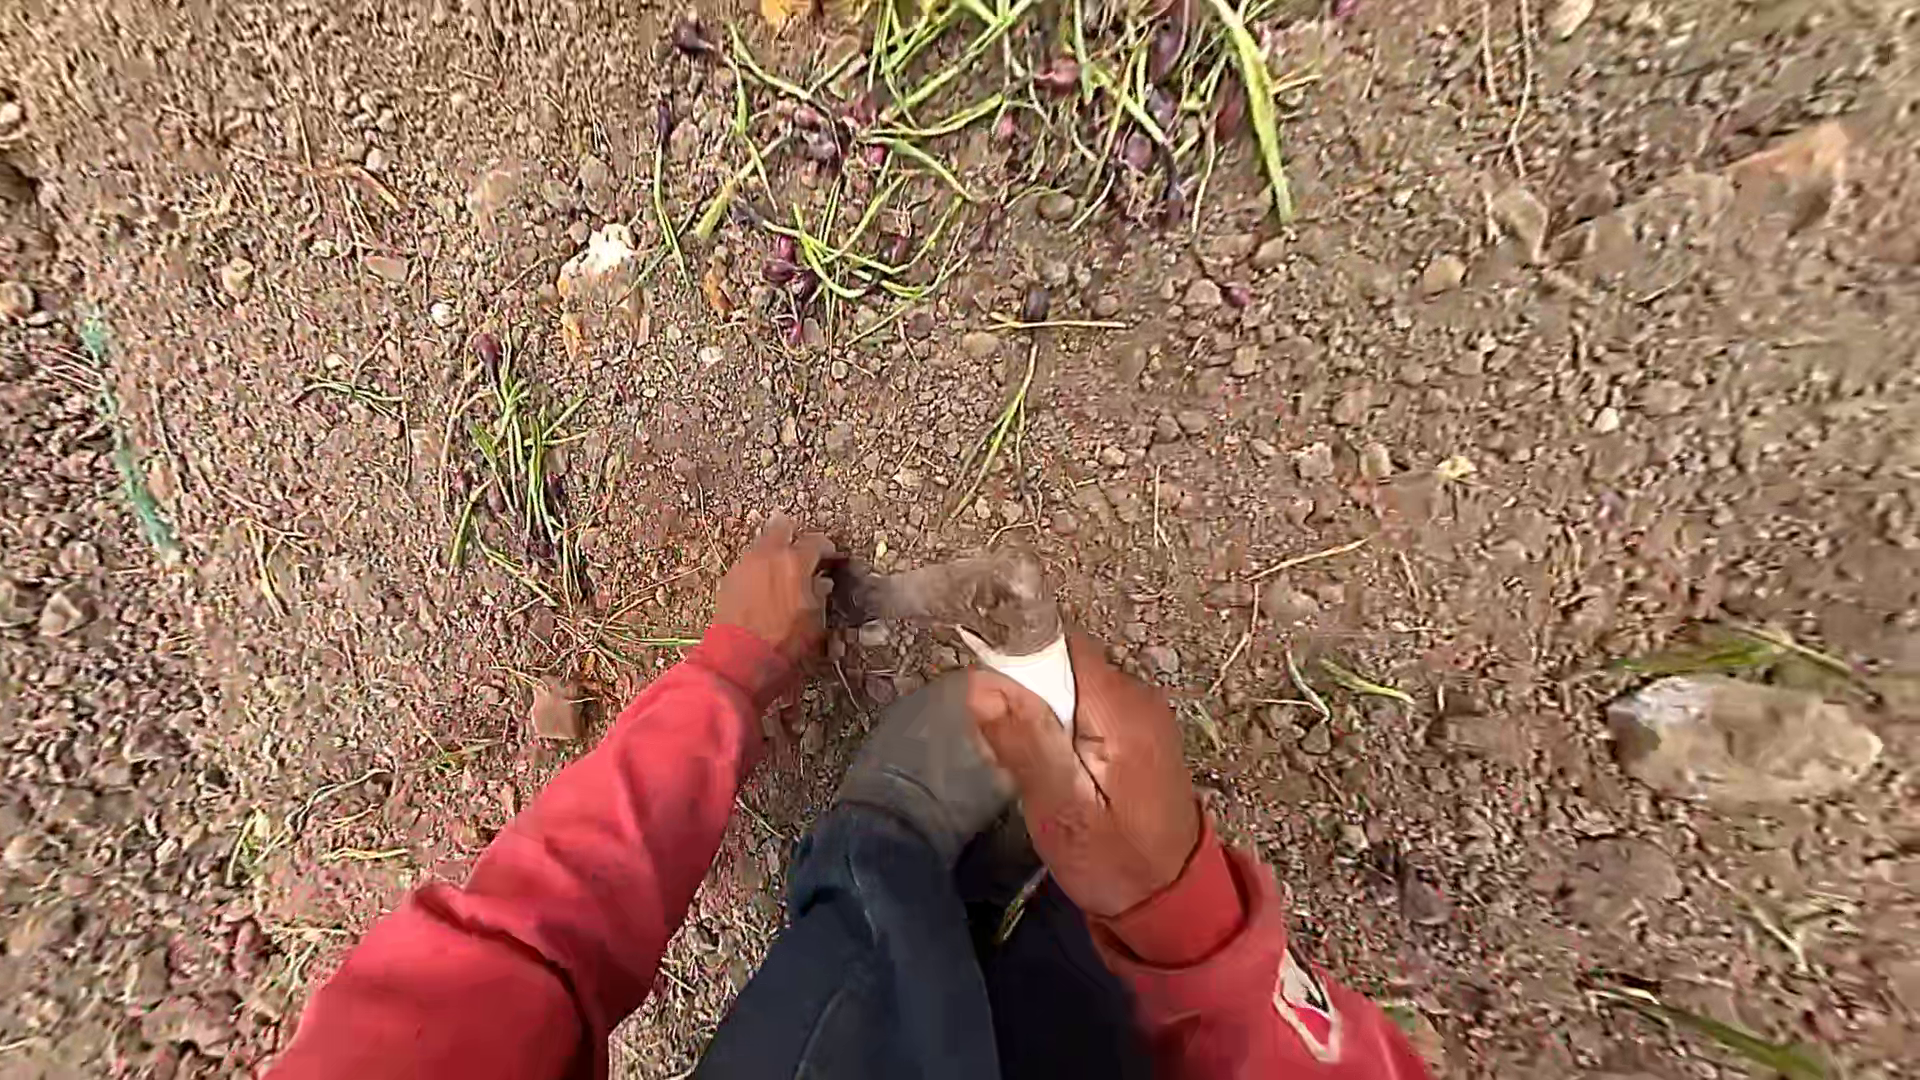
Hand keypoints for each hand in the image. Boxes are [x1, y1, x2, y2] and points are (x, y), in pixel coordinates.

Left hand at [713, 514, 836, 665]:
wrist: (739, 658)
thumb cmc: (782, 641)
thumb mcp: (815, 620)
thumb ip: (819, 594)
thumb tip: (821, 584)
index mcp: (795, 561)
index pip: (817, 542)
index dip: (828, 549)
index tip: (831, 557)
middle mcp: (768, 555)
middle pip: (784, 528)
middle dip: (796, 537)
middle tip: (805, 553)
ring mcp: (745, 563)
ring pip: (764, 544)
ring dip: (776, 552)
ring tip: (784, 572)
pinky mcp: (730, 577)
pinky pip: (750, 562)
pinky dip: (760, 567)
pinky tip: (766, 585)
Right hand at [965, 634, 1200, 916]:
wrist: (1174, 902)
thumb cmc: (1114, 861)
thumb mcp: (1062, 811)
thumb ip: (1025, 744)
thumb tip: (981, 683)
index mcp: (1121, 707)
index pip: (1060, 644)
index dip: (1020, 658)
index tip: (992, 698)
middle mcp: (1136, 693)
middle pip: (1063, 661)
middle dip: (1027, 691)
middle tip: (1008, 747)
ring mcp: (1140, 708)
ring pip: (1071, 681)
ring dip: (1041, 709)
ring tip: (1031, 763)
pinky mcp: (1137, 724)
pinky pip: (1086, 700)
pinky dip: (1061, 722)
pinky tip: (1055, 764)